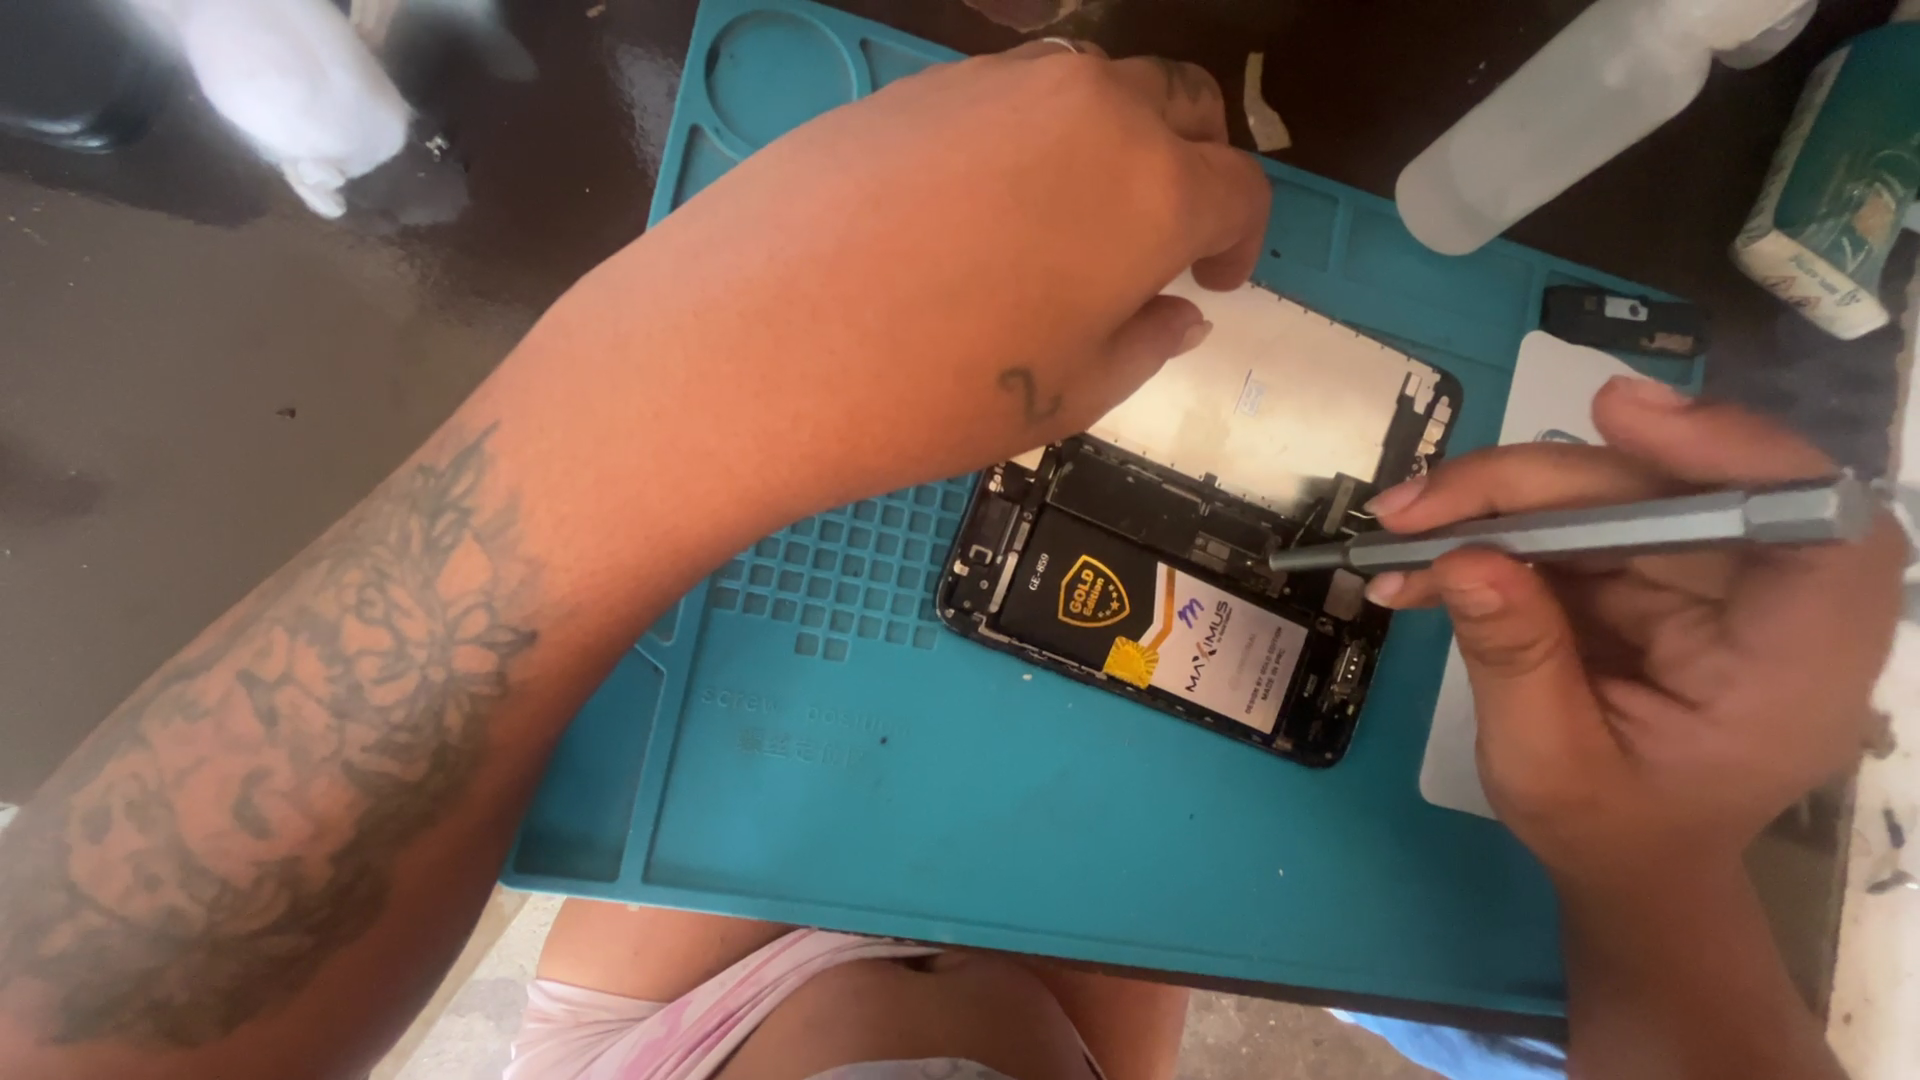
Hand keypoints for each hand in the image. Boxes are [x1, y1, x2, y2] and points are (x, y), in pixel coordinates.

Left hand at [548, 40, 1268, 516]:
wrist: (761, 346)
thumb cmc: (935, 396)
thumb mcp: (1064, 398)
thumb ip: (1141, 345)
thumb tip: (1179, 311)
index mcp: (1152, 190)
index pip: (1238, 189)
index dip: (1241, 238)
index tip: (1215, 280)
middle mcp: (1090, 109)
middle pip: (1183, 109)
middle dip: (1192, 171)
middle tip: (1160, 241)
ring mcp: (998, 85)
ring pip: (1096, 92)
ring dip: (1114, 149)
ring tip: (1072, 228)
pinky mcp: (919, 86)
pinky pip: (1010, 102)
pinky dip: (1033, 145)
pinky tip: (984, 212)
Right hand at [1363, 377, 1906, 884]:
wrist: (1622, 855)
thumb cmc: (1608, 829)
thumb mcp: (1546, 763)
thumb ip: (1515, 661)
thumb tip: (1464, 558)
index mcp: (1788, 670)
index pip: (1814, 533)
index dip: (1733, 455)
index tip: (1615, 414)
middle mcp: (1756, 604)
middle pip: (1661, 497)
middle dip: (1523, 489)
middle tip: (1409, 509)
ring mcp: (1692, 582)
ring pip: (1594, 500)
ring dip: (1482, 508)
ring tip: (1393, 538)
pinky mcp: (1634, 575)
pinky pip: (1553, 531)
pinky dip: (1475, 540)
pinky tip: (1415, 568)